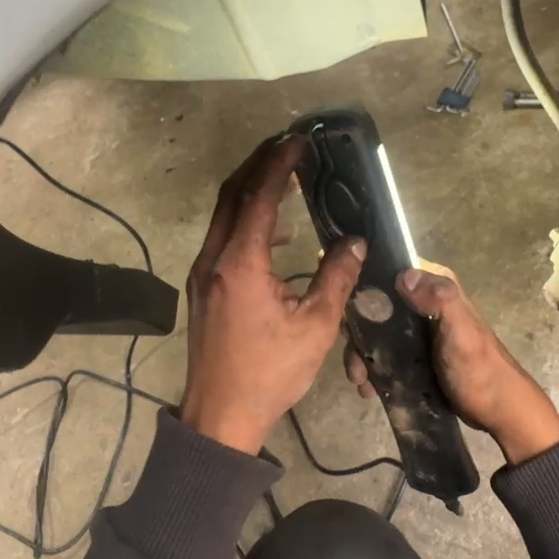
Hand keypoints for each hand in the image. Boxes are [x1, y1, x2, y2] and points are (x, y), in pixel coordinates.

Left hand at [179, 135, 366, 454]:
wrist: (219, 417)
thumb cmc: (270, 373)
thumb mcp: (315, 328)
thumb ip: (336, 278)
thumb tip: (355, 241)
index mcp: (241, 263)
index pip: (260, 196)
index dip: (279, 164)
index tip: (298, 141)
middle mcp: (214, 258)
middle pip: (232, 193)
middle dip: (259, 164)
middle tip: (290, 147)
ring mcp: (203, 272)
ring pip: (223, 214)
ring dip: (252, 191)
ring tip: (288, 181)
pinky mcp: (202, 286)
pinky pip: (223, 236)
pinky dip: (247, 221)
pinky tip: (279, 236)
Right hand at [346, 267, 558, 464]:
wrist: (498, 412)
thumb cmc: (480, 369)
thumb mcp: (462, 332)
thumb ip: (439, 300)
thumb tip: (404, 276)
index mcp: (436, 286)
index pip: (390, 271)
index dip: (363, 286)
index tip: (343, 312)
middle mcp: (424, 300)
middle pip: (378, 305)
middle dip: (359, 332)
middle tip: (354, 363)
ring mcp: (418, 329)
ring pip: (377, 331)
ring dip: (363, 353)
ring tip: (360, 381)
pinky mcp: (414, 353)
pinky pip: (385, 353)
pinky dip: (373, 366)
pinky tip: (368, 387)